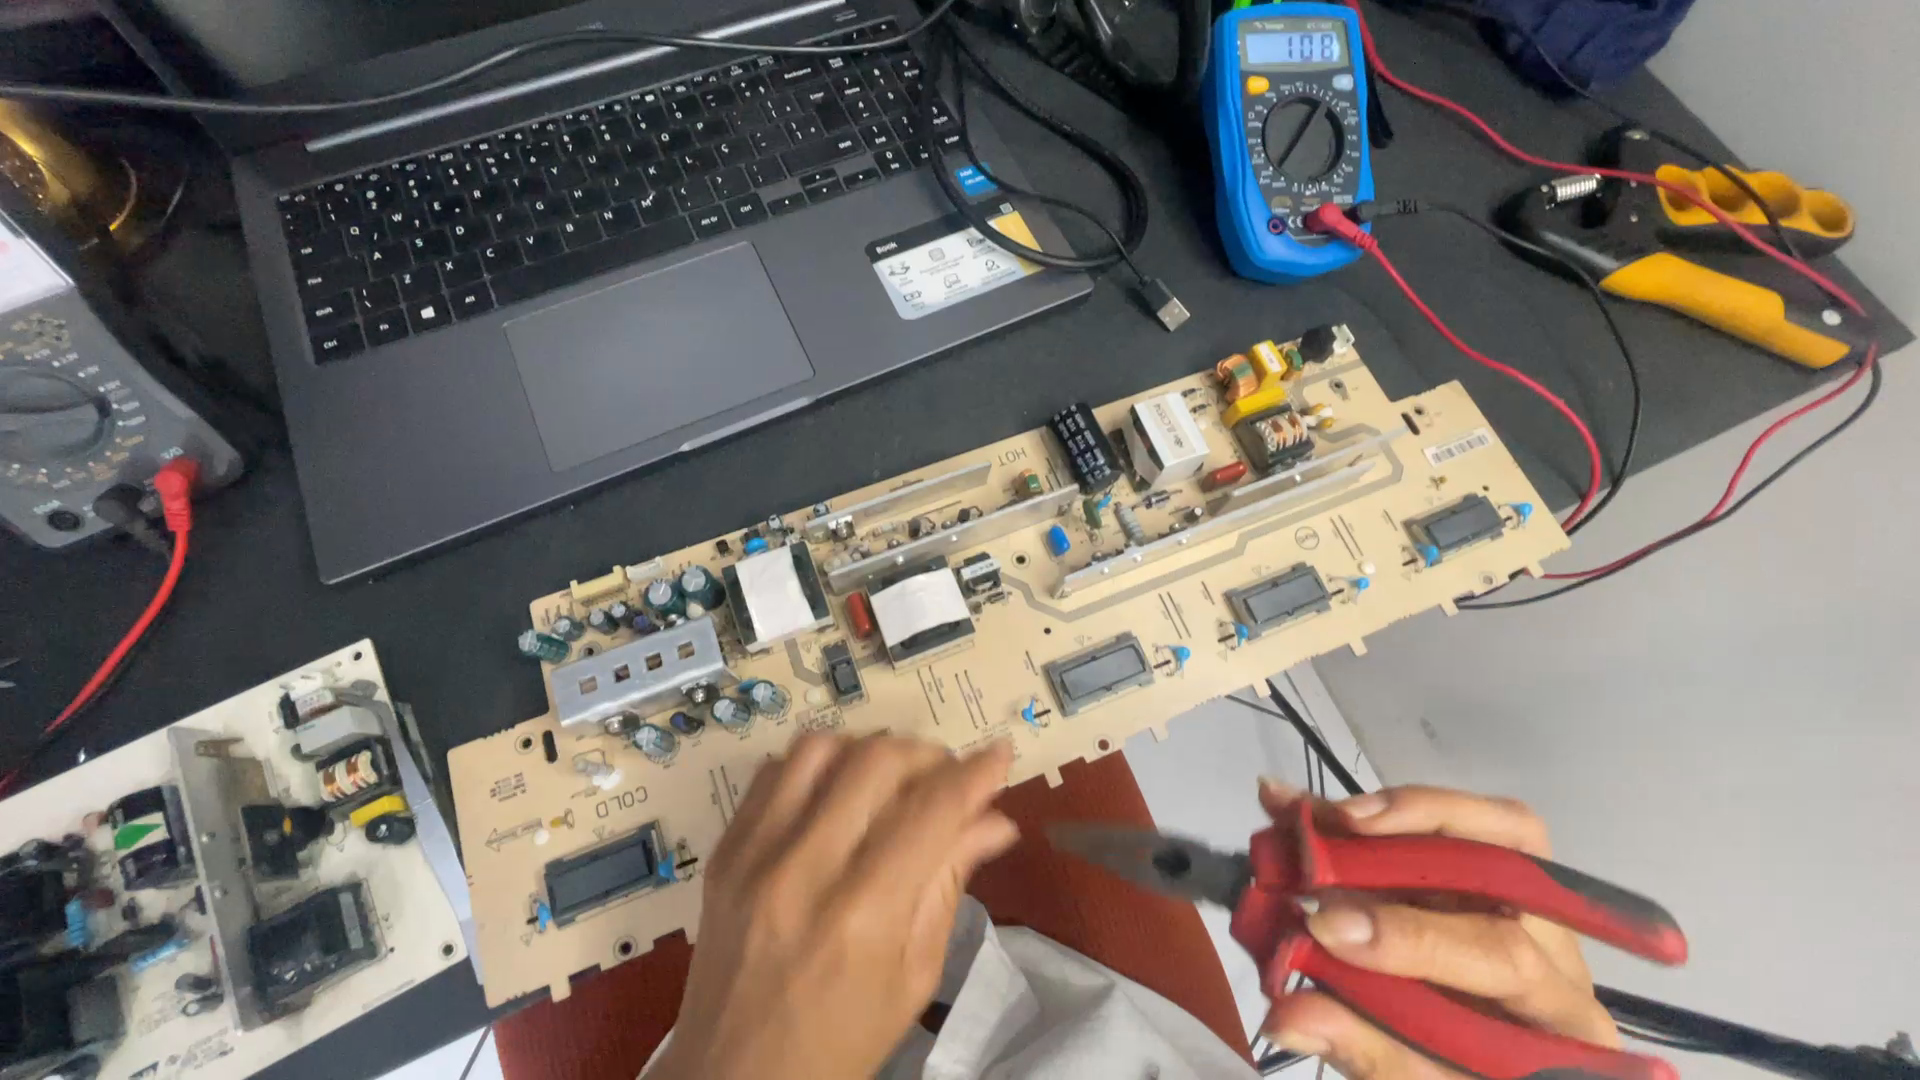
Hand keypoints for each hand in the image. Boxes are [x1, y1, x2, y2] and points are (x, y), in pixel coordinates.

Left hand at [648, 733, 1018, 1079]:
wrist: (733, 1076)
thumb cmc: (841, 1039)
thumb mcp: (914, 976)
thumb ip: (949, 883)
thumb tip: (995, 819)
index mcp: (863, 916)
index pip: (931, 812)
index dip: (975, 774)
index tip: (999, 754)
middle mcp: (804, 871)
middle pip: (876, 760)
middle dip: (926, 755)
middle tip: (944, 778)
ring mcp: (754, 854)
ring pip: (820, 748)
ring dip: (868, 751)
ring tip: (890, 780)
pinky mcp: (724, 850)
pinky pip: (773, 769)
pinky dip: (816, 765)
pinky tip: (835, 793)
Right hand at [1261, 783, 1619, 1077]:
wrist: (1461, 1070)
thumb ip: (1367, 1051)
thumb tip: (1285, 1016)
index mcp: (1561, 1019)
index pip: (1502, 957)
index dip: (1410, 934)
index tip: (1324, 927)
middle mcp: (1554, 951)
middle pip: (1504, 869)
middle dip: (1402, 847)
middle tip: (1320, 845)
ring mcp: (1522, 904)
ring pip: (1493, 828)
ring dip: (1402, 809)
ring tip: (1324, 813)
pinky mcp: (1478, 872)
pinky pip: (1448, 824)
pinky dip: (1372, 809)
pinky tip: (1308, 805)